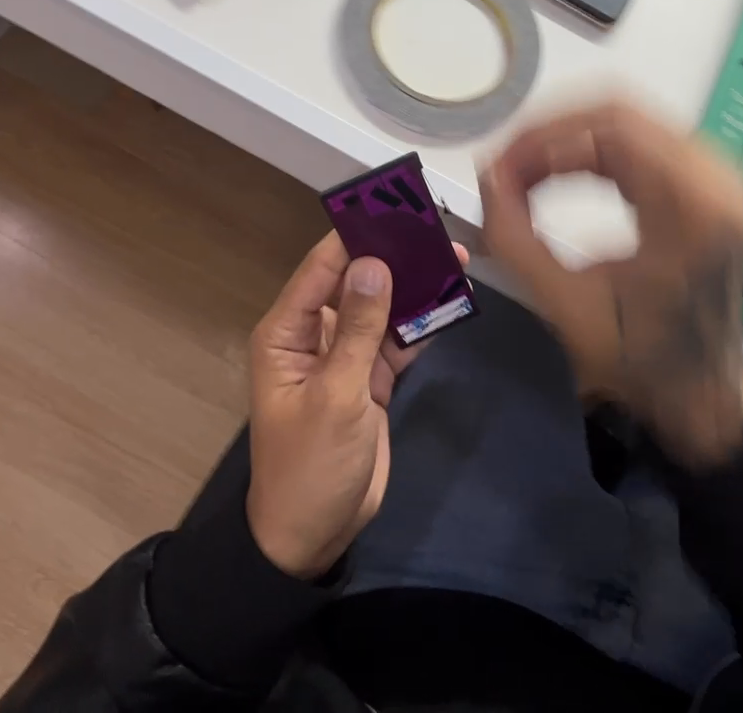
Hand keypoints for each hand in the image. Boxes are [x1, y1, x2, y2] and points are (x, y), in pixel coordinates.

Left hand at [245, 232, 467, 579]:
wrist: (314, 533)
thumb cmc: (311, 464)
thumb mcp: (335, 395)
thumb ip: (358, 330)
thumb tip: (373, 264)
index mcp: (287, 333)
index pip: (320, 270)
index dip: (354, 236)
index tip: (391, 208)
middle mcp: (313, 336)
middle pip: (355, 284)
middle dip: (393, 259)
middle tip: (436, 233)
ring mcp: (343, 358)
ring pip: (381, 310)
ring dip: (414, 290)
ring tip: (455, 262)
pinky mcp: (368, 380)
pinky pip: (396, 342)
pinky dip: (422, 326)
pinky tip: (452, 305)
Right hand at [480, 99, 742, 469]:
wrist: (701, 392)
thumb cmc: (640, 360)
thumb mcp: (566, 305)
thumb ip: (514, 239)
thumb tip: (487, 181)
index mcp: (691, 203)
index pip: (608, 126)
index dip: (540, 138)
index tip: (495, 169)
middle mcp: (714, 176)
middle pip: (617, 111)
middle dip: (548, 134)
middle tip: (504, 168)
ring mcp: (715, 177)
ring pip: (626, 120)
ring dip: (566, 139)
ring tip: (522, 173)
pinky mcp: (704, 186)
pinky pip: (639, 141)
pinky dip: (590, 151)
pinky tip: (557, 175)